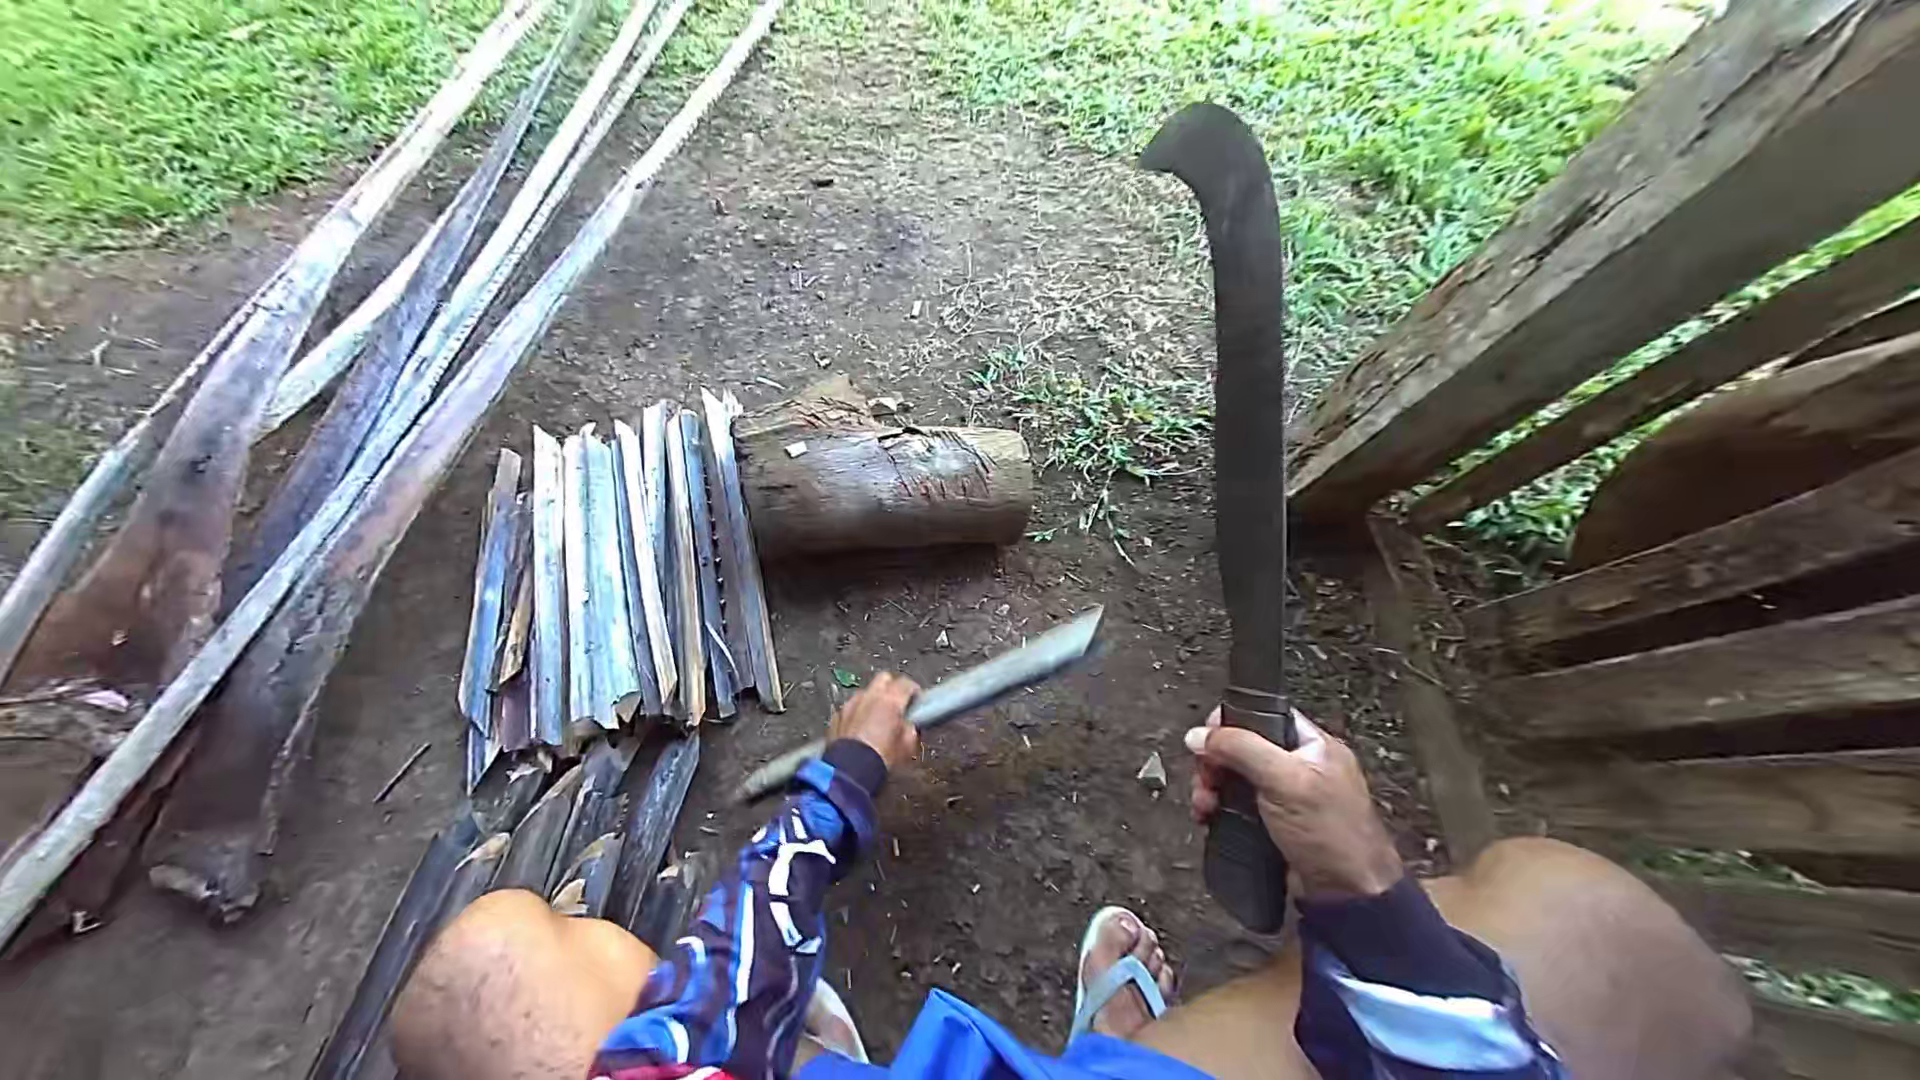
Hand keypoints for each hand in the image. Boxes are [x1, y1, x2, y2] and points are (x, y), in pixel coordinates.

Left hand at [829, 672, 920, 770]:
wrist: (850, 772)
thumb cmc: (882, 758)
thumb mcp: (907, 746)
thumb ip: (910, 729)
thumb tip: (908, 725)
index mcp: (890, 700)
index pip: (906, 684)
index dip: (914, 691)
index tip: (916, 700)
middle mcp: (870, 696)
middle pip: (884, 679)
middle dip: (892, 687)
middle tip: (897, 703)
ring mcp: (851, 704)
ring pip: (865, 692)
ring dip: (872, 699)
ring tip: (876, 717)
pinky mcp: (837, 716)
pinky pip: (851, 707)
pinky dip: (857, 713)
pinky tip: (860, 728)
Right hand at [1185, 708, 1403, 901]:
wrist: (1349, 899)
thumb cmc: (1333, 837)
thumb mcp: (1285, 780)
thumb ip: (1241, 749)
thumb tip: (1199, 735)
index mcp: (1311, 745)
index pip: (1261, 715)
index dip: (1230, 723)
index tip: (1209, 740)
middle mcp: (1297, 765)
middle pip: (1239, 746)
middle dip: (1215, 762)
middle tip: (1207, 778)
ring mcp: (1284, 794)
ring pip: (1233, 775)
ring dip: (1211, 787)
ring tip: (1206, 803)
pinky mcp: (1271, 820)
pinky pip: (1234, 802)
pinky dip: (1218, 807)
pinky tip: (1210, 816)